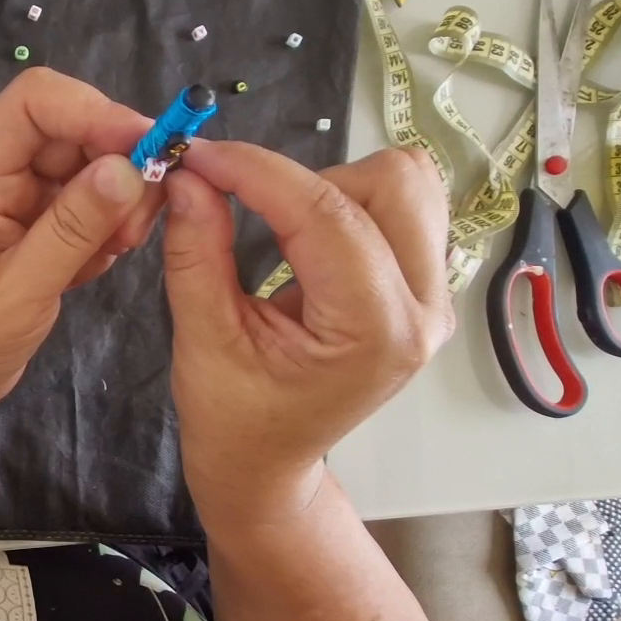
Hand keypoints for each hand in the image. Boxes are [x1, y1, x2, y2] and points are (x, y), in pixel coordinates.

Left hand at [0, 68, 157, 427]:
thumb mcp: (16, 291)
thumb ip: (70, 232)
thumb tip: (127, 169)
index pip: (34, 103)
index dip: (90, 109)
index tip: (142, 147)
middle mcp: (8, 179)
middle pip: (77, 130)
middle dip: (119, 160)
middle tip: (138, 220)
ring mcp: (31, 206)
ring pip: (95, 169)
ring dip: (123, 200)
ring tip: (121, 247)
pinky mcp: (51, 234)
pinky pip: (98, 208)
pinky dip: (113, 228)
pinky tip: (99, 267)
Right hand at [161, 142, 454, 519]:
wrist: (266, 463)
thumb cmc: (230, 417)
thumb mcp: (201, 339)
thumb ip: (196, 253)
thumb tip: (188, 179)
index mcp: (371, 332)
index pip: (325, 216)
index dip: (256, 172)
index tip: (200, 157)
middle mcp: (423, 308)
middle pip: (393, 182)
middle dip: (306, 180)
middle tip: (246, 208)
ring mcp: (432, 298)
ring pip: (406, 186)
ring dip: (332, 188)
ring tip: (280, 230)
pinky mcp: (420, 290)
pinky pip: (402, 210)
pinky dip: (346, 204)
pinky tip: (305, 243)